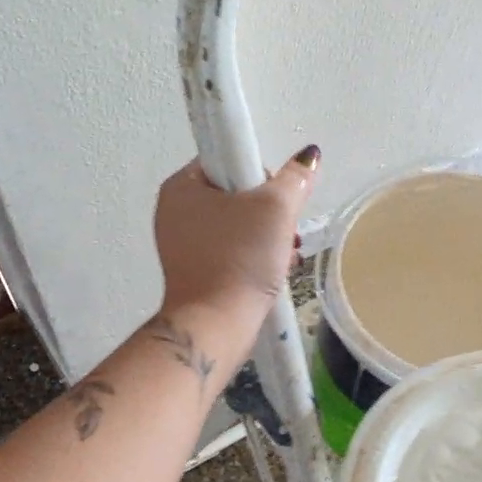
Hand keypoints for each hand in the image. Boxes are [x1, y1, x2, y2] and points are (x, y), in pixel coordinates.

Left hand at [153, 149, 316, 321]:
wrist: (215, 324)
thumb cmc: (240, 258)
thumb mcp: (276, 208)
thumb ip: (295, 178)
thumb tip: (308, 156)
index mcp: (180, 187)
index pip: (226, 160)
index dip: (258, 175)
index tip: (275, 200)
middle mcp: (173, 213)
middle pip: (234, 196)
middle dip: (268, 213)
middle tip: (285, 232)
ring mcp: (180, 246)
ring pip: (235, 228)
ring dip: (266, 238)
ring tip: (285, 256)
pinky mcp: (192, 274)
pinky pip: (228, 253)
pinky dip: (252, 259)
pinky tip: (272, 273)